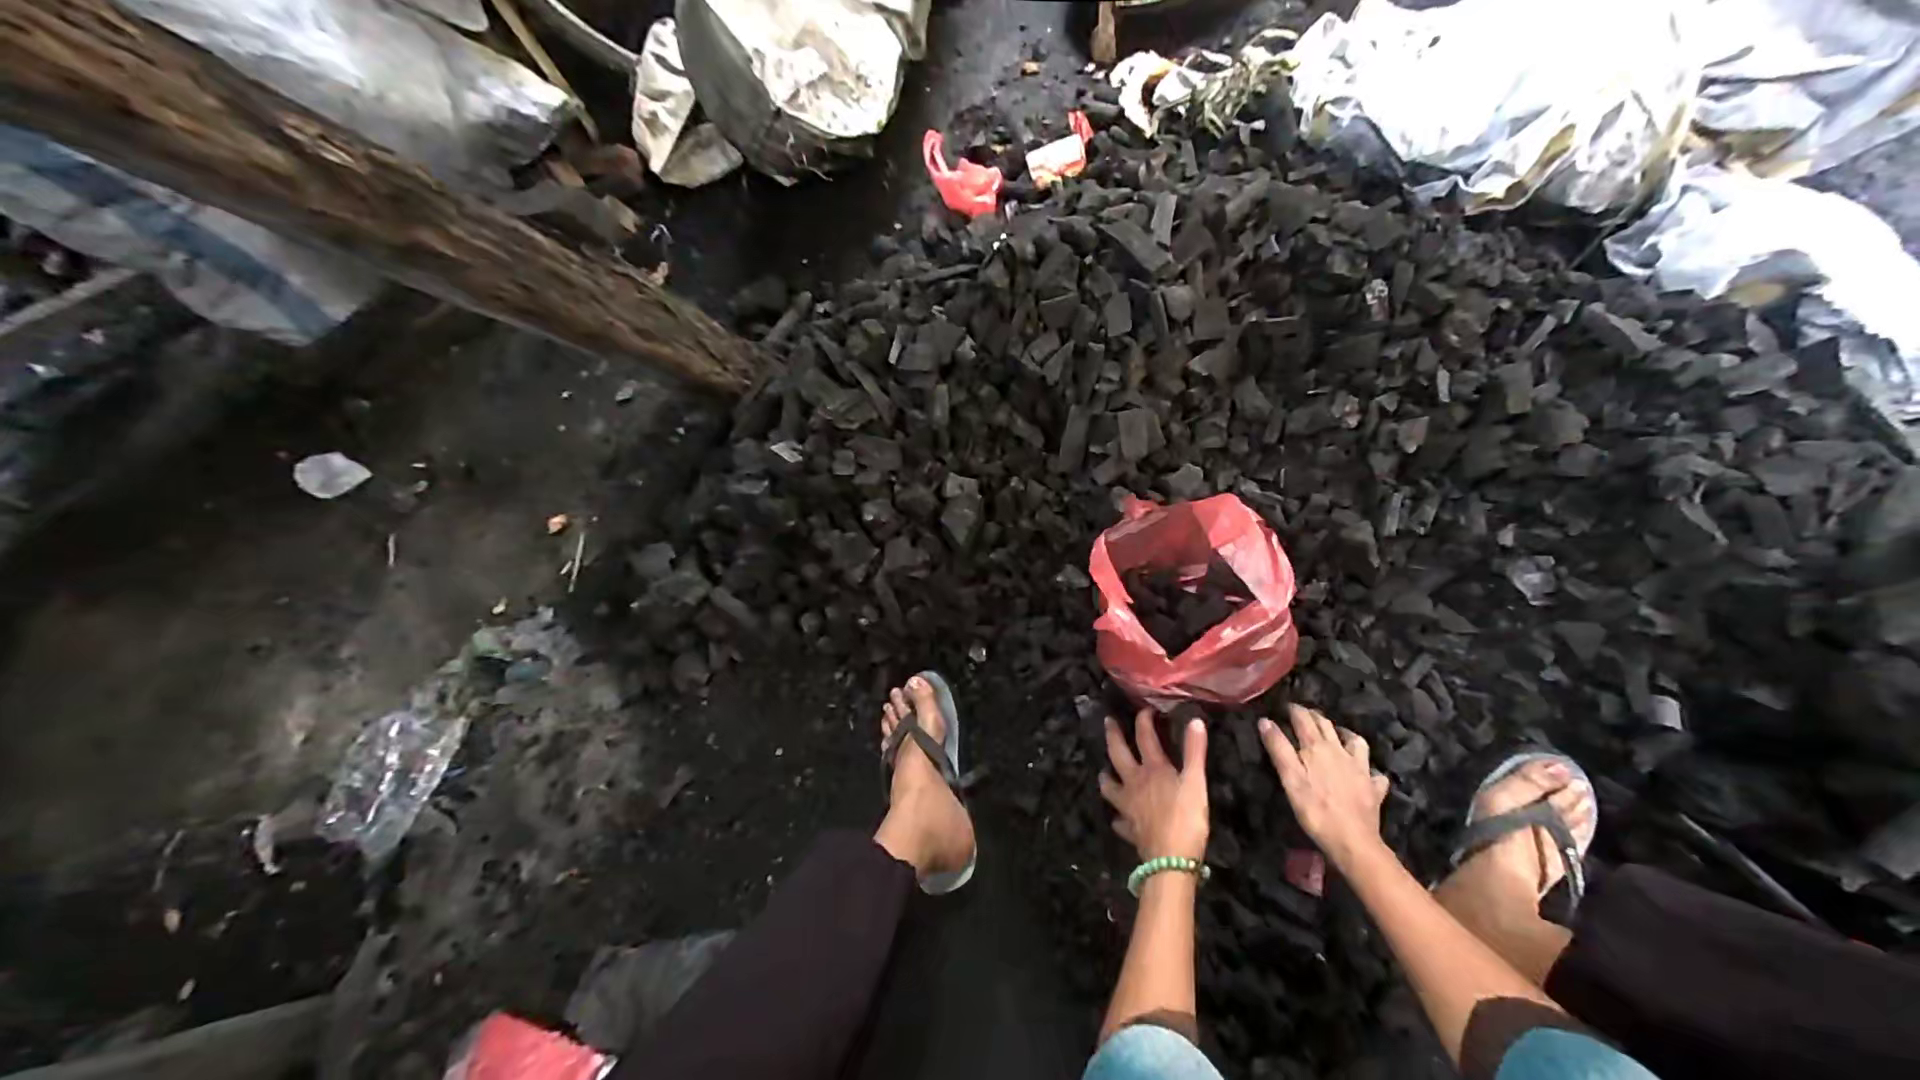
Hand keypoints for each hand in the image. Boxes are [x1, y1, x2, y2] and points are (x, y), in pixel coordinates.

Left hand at [1099, 709, 1208, 862]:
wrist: (1171, 860)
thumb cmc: (1186, 819)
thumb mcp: (1196, 782)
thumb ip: (1195, 751)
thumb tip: (1195, 721)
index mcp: (1152, 769)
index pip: (1145, 737)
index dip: (1144, 720)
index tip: (1145, 708)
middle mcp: (1134, 783)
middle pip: (1117, 754)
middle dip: (1112, 735)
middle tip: (1107, 722)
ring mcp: (1127, 806)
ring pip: (1109, 787)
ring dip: (1106, 776)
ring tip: (1104, 771)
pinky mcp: (1128, 829)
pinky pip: (1119, 821)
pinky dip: (1118, 817)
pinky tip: (1119, 818)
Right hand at [1260, 704, 1389, 866]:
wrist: (1352, 840)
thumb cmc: (1314, 809)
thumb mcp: (1289, 778)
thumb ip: (1278, 748)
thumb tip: (1265, 720)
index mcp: (1317, 747)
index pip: (1304, 720)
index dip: (1294, 710)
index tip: (1285, 705)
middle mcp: (1340, 751)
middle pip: (1327, 725)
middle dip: (1314, 716)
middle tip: (1304, 714)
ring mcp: (1361, 769)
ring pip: (1356, 742)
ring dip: (1345, 733)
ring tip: (1338, 733)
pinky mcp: (1374, 787)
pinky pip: (1375, 773)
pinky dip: (1370, 769)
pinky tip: (1366, 772)